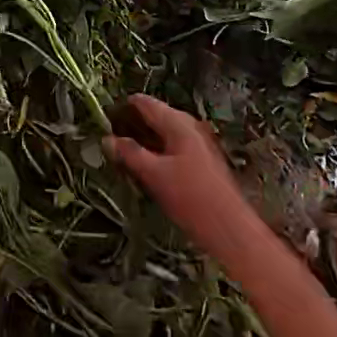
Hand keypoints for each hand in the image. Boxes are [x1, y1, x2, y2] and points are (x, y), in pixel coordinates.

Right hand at [106, 95, 253, 247]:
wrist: (234, 234)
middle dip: (131, 126)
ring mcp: (199, 143)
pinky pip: (173, 147)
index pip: (142, 102)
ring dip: (143, 141)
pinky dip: (157, 152)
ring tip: (124, 157)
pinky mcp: (203, 161)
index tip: (102, 122)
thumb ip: (129, 153)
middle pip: (153, 116)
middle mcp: (190, 126)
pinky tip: (146, 170)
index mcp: (178, 122)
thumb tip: (106, 139)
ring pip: (162, 133)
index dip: (121, 109)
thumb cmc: (192, 199)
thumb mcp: (154, 175)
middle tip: (111, 142)